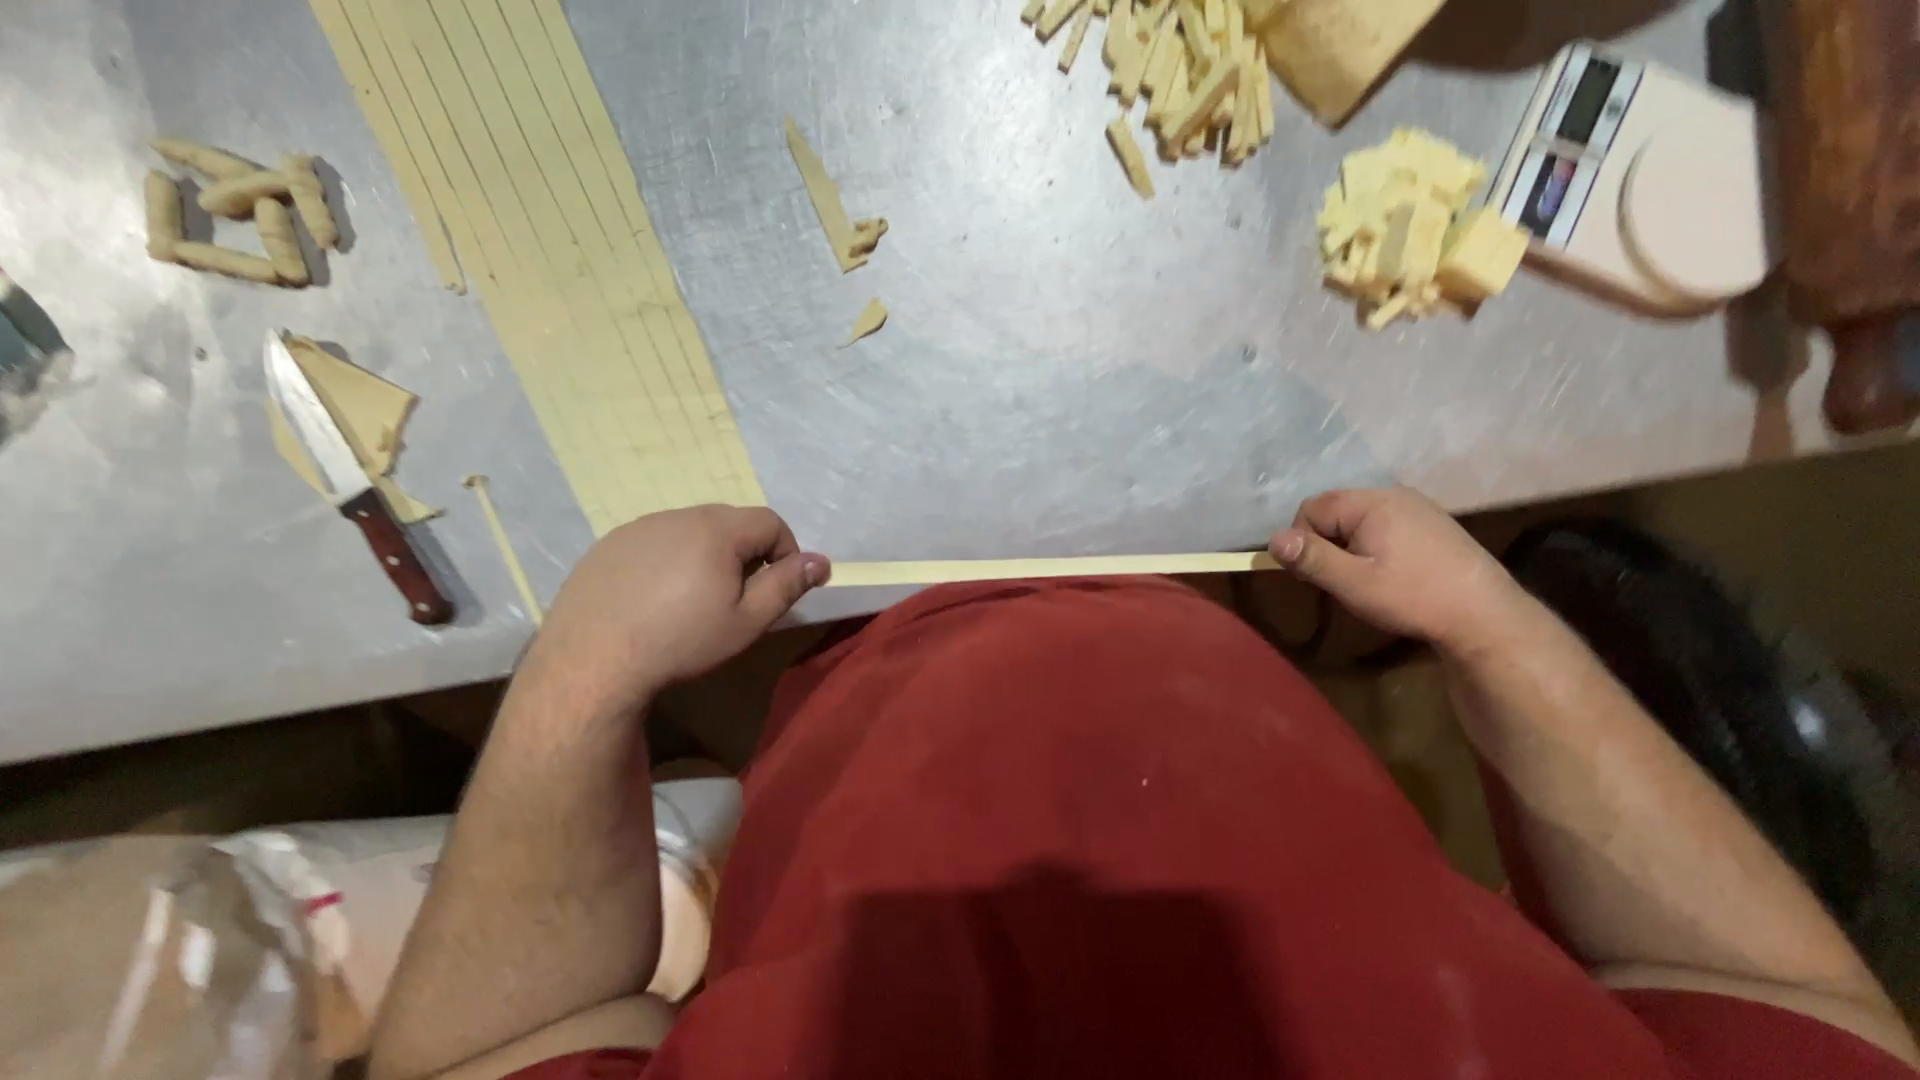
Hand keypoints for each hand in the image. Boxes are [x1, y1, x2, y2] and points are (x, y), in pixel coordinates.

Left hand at [529, 505, 829, 708]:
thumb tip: (821, 561)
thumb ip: (786, 585)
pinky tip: (654, 602)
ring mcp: (637, 528)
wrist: (592, 663)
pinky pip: (654, 543)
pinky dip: (667, 563)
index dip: (786, 551)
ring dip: (705, 556)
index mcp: (716, 529)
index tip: (779, 588)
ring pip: (690, 532)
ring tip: (694, 602)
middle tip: (738, 599)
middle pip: (730, 522)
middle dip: (746, 554)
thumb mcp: (746, 621)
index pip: (770, 521)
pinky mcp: (607, 546)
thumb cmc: (680, 642)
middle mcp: (677, 516)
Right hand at [1267, 488, 1532, 651]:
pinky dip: (1373, 545)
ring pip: (1358, 519)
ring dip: (1348, 545)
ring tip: (1362, 579)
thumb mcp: (1354, 583)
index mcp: (1372, 502)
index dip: (1302, 540)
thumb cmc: (1413, 597)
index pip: (1312, 507)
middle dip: (1325, 542)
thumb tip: (1273, 539)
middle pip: (1335, 510)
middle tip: (1335, 580)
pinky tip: (1389, 573)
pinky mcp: (1431, 524)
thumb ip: (1312, 558)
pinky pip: (1384, 525)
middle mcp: (1394, 495)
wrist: (1486, 615)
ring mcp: (1417, 507)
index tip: (1312, 575)